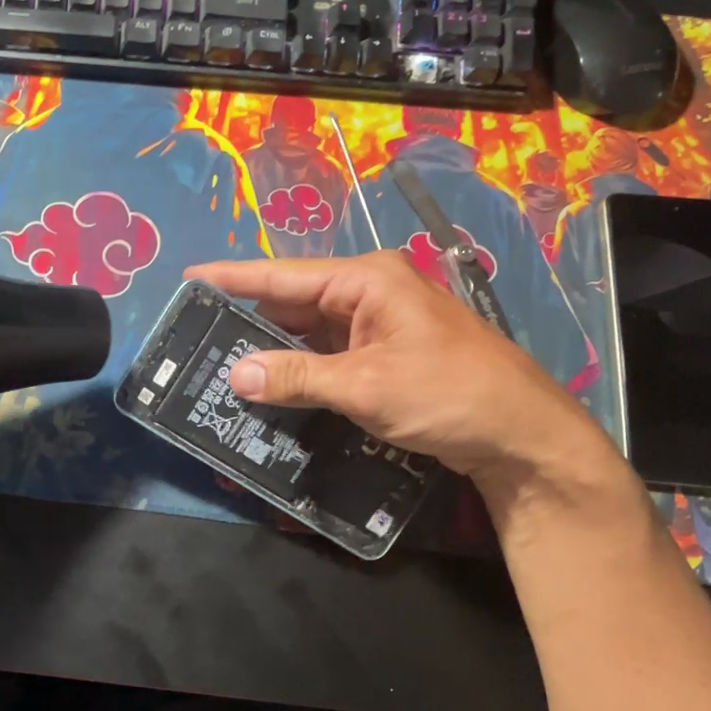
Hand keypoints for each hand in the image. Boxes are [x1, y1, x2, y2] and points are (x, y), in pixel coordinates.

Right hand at [185, 252, 604, 481]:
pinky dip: (298, 370)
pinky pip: (327, 355)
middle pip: (292, 302)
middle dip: (247, 321)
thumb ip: (296, 376)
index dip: (233, 277)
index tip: (188, 278)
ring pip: (307, 332)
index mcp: (367, 280)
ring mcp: (378, 325)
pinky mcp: (383, 356)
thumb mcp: (364, 386)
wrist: (522, 436)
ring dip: (271, 351)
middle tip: (196, 341)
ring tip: (220, 366)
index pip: (283, 274)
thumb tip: (235, 374)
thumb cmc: (448, 395)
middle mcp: (369, 293)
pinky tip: (268, 386)